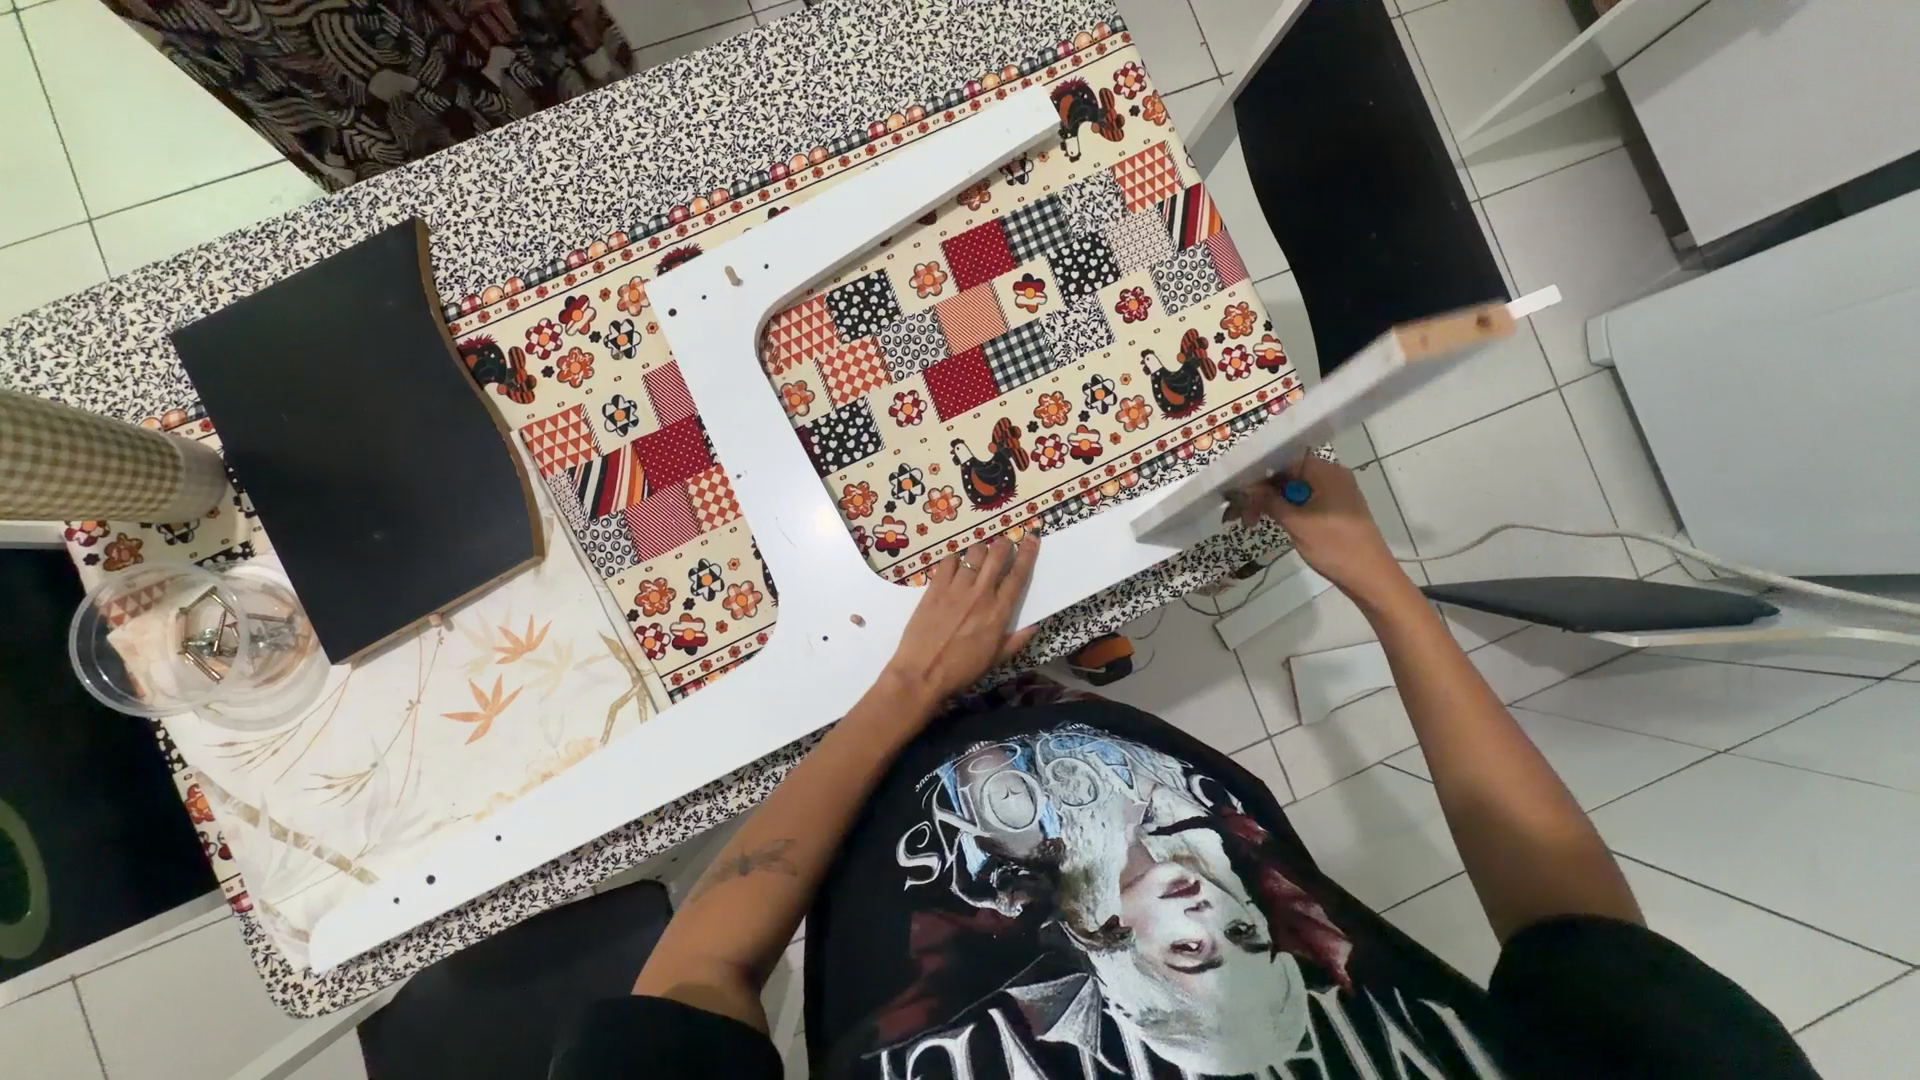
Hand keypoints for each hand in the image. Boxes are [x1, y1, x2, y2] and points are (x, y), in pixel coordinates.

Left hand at [881, 535, 1041, 703]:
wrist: (922, 674)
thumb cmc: (962, 671)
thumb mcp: (996, 660)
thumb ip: (1017, 641)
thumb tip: (1036, 626)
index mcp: (999, 612)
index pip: (1018, 575)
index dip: (1028, 553)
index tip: (1033, 538)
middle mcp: (980, 594)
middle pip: (997, 555)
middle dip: (1004, 544)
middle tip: (1005, 544)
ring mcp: (956, 588)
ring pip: (973, 553)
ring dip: (980, 550)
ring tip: (979, 555)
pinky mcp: (934, 588)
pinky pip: (947, 562)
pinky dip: (954, 559)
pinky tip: (955, 566)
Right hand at [1233, 456, 1412, 605]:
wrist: (1370, 577)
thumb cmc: (1335, 547)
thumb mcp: (1297, 523)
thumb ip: (1270, 501)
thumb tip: (1245, 488)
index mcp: (1326, 472)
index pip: (1283, 461)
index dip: (1257, 475)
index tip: (1236, 493)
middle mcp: (1331, 476)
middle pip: (1286, 475)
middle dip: (1260, 492)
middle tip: (1237, 515)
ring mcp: (1334, 493)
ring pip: (1293, 490)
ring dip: (1269, 503)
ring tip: (1248, 522)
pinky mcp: (1333, 509)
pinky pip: (1303, 502)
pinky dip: (1285, 510)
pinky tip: (1270, 521)